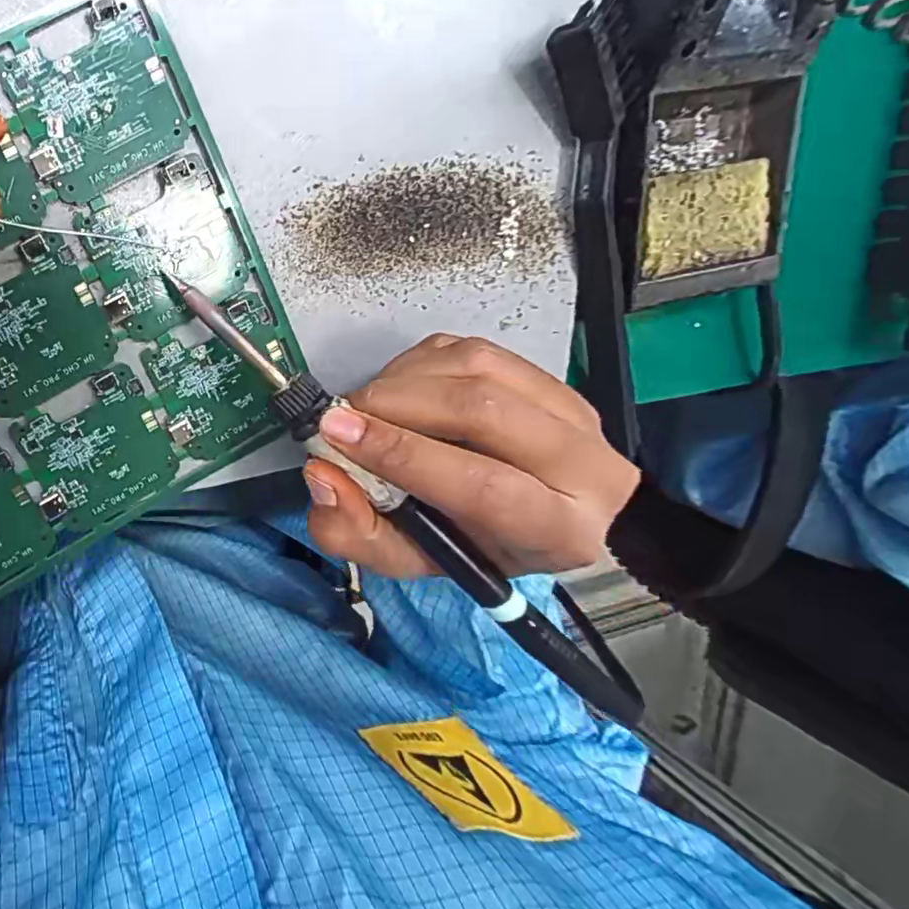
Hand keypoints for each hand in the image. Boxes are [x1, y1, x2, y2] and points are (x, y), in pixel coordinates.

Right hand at [303, 334, 639, 577]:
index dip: (403, 455)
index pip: (485, 486)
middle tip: (340, 417)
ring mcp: (571, 412)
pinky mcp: (546, 376)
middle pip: (482, 411)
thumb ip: (352, 531)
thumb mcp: (404, 558)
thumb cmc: (466, 542)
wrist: (532, 512)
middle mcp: (585, 467)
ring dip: (402, 380)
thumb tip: (323, 474)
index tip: (337, 433)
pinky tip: (399, 391)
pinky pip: (472, 350)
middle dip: (394, 406)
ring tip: (367, 407)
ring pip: (477, 368)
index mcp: (555, 531)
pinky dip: (417, 364)